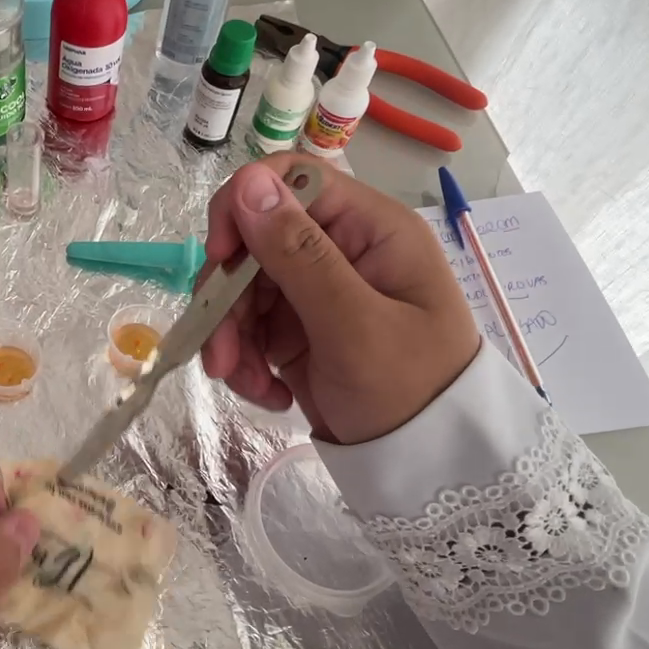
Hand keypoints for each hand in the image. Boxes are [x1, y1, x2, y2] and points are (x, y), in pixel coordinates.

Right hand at [200, 155, 479, 444]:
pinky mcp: (298, 331)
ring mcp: (316, 292)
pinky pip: (250, 328)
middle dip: (229, 298)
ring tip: (245, 385)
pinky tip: (268, 393)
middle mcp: (339, 250)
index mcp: (368, 229)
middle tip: (222, 356)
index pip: (290, 182)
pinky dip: (246, 361)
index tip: (220, 258)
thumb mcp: (354, 325)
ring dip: (231, 337)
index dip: (243, 209)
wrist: (428, 465)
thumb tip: (247, 182)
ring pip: (242, 289)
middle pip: (255, 243)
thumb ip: (299, 254)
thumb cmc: (409, 391)